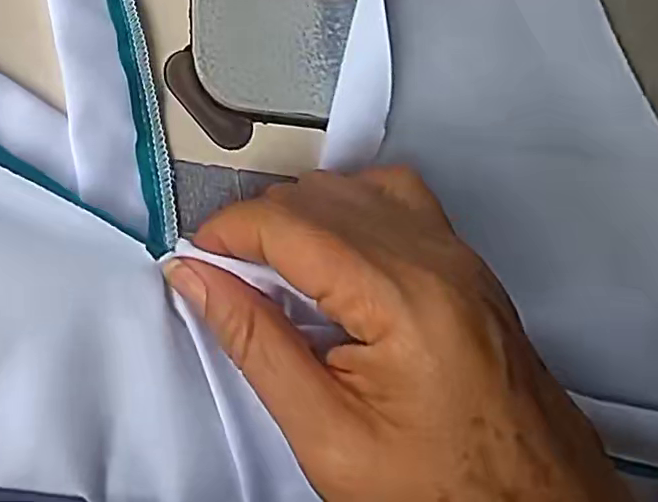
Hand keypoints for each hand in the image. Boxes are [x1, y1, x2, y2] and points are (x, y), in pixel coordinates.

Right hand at [163, 167, 629, 501]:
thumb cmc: (446, 495)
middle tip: (232, 281)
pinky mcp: (465, 265)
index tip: (198, 262)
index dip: (222, 233)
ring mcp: (457, 258)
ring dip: (291, 216)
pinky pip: (388, 192)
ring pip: (339, 186)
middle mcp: (436, 263)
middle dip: (250, 229)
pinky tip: (329, 246)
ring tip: (277, 272)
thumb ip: (251, 341)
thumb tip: (191, 274)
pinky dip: (342, 203)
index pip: (280, 221)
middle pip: (304, 196)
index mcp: (403, 300)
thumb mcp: (327, 434)